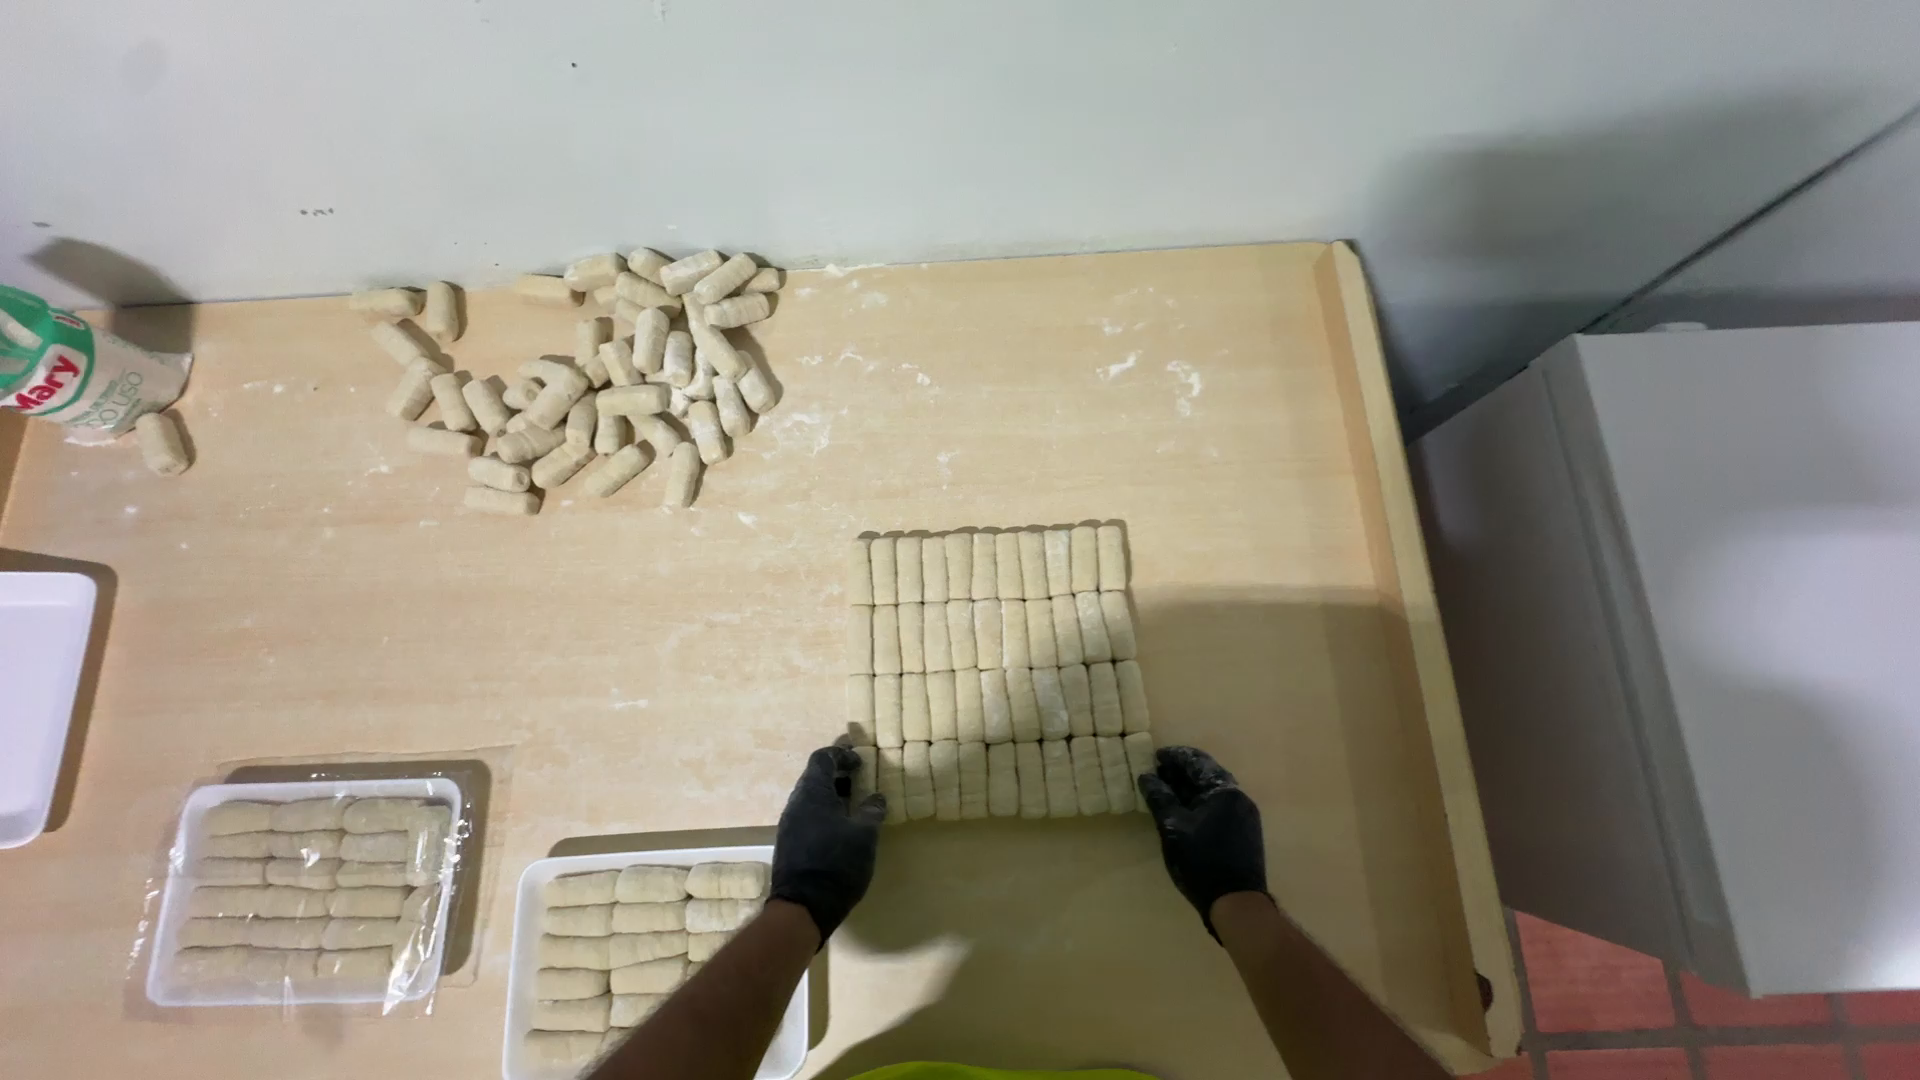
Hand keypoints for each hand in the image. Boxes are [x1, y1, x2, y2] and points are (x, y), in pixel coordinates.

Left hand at [769, 746, 885, 944]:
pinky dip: (825, 811)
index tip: (861, 762)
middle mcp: (796, 803)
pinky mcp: (789, 843)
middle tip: (861, 778)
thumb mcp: (864, 835)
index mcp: (813, 793)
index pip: (822, 758)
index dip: (842, 754)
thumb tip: (877, 797)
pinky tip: (842, 826)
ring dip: (832, 794)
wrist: (803, 907)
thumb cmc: (837, 863)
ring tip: (855, 803)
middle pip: (815, 775)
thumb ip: (872, 810)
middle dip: (838, 773)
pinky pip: (808, 814)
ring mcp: (790, 824)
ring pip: (811, 797)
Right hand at [1137, 745, 1268, 939]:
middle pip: (1206, 774)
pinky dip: (1200, 802)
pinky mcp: (1245, 831)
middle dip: (1181, 772)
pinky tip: (1183, 811)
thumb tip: (1147, 776)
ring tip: (1166, 792)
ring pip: (1212, 791)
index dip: (1174, 757)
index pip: (1196, 761)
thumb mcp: (1173, 827)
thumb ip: (1159, 797)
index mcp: (1224, 790)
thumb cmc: (1201, 861)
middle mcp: (1238, 797)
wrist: (1236, 902)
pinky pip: (1219, 806)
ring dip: (1190, 788)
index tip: (1155, 757)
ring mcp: (1244, 814)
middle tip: (1157, 774)